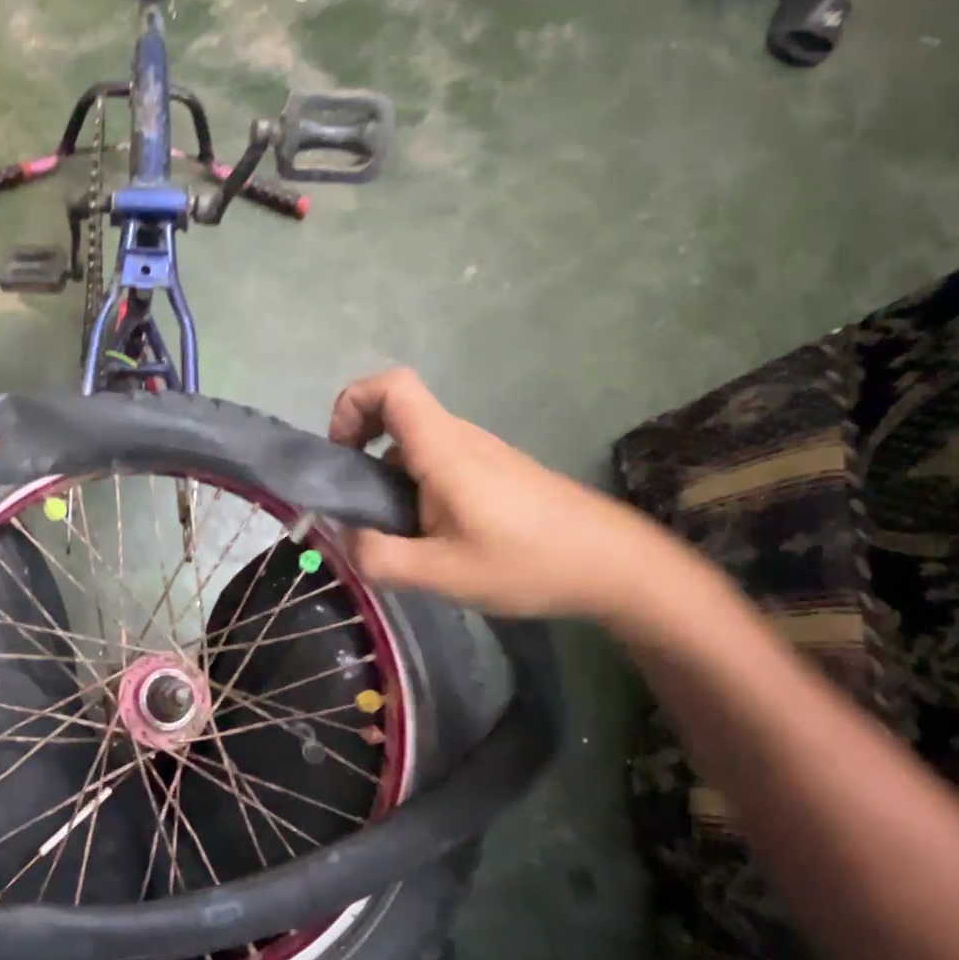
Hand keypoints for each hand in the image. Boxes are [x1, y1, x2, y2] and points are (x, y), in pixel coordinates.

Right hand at [328, 369, 698, 619]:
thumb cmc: (529, 562)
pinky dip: (414, 488)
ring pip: (413, 443)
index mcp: (443, 448)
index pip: (390, 385)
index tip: (342, 453)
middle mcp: (459, 438)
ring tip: (395, 533)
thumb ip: (378, 557)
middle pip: (395, 412)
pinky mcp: (494, 472)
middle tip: (358, 504)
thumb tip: (343, 537)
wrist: (617, 567)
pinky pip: (437, 462)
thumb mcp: (442, 574)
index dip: (352, 404)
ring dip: (387, 475)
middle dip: (360, 448)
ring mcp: (480, 453)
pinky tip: (432, 538)